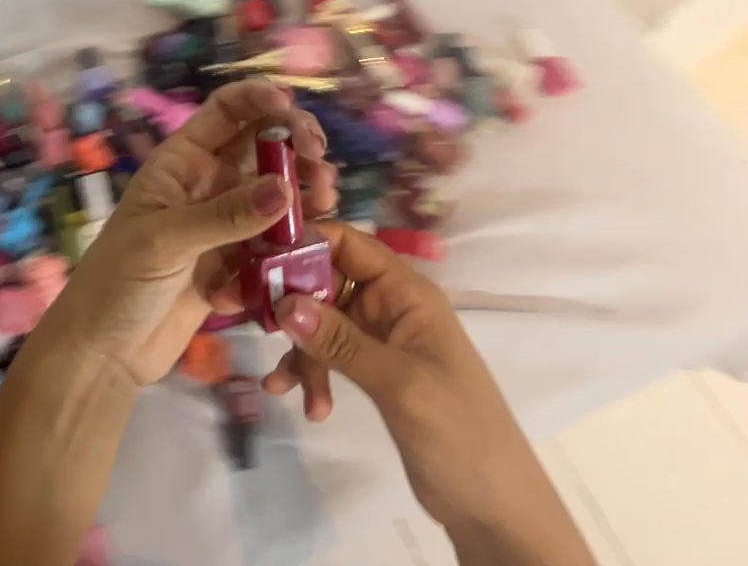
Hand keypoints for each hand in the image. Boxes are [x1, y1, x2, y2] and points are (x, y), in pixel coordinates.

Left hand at [28, 79, 336, 387]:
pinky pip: (275, 244)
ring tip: (326, 202)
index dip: (258, 99)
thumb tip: (285, 188)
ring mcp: (225, 225)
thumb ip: (225, 215)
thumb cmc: (118, 281)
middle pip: (262, 148)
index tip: (291, 107)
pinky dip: (292, 244)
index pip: (225, 112)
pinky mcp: (238, 265)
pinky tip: (301, 255)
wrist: (104, 353)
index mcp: (181, 162)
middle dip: (295, 146)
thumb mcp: (165, 240)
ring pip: (276, 196)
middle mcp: (208, 185)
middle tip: (321, 162)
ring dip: (303, 194)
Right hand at [265, 225, 591, 561]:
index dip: (303, 243)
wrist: (494, 505)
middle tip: (253, 323)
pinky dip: (311, 374)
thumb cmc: (460, 431)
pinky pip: (327, 355)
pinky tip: (305, 404)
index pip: (348, 243)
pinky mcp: (371, 369)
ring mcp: (379, 337)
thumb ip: (340, 340)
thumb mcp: (399, 383)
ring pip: (320, 321)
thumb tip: (283, 302)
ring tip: (286, 386)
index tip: (257, 261)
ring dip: (301, 352)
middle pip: (325, 280)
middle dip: (290, 303)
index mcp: (406, 291)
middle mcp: (390, 304)